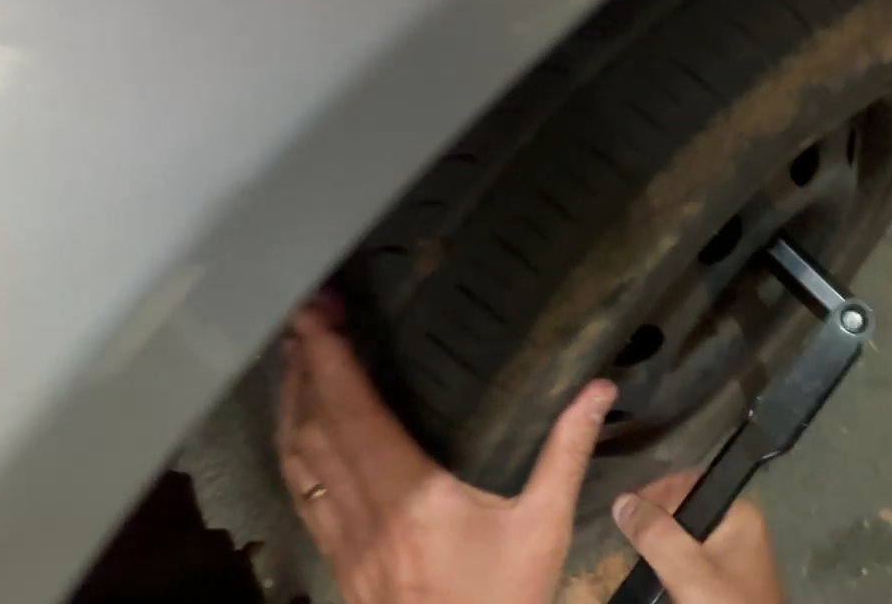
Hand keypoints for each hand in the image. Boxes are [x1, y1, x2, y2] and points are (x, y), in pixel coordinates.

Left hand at [276, 304, 616, 603]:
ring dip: (291, 404)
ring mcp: (342, 542)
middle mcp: (363, 514)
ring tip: (296, 356)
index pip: (354, 416)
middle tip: (307, 317)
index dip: (329, 363)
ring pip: (299, 463)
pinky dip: (295, 449)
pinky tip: (301, 431)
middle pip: (313, 431)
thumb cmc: (502, 600)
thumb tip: (599, 386)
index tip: (318, 316)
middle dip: (303, 369)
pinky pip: (303, 493)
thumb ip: (566, 450)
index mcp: (410, 496)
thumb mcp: (544, 526)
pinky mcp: (338, 561)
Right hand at [612, 474, 784, 603]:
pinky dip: (673, 567)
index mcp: (739, 512)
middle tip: (628, 539)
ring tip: (638, 558)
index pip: (688, 483)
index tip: (624, 514)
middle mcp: (740, 528)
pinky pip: (694, 563)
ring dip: (662, 546)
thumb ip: (655, 533)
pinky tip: (659, 578)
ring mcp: (735, 558)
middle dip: (656, 522)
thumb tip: (622, 501)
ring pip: (688, 539)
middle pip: (687, 510)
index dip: (654, 494)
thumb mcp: (687, 571)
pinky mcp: (727, 583)